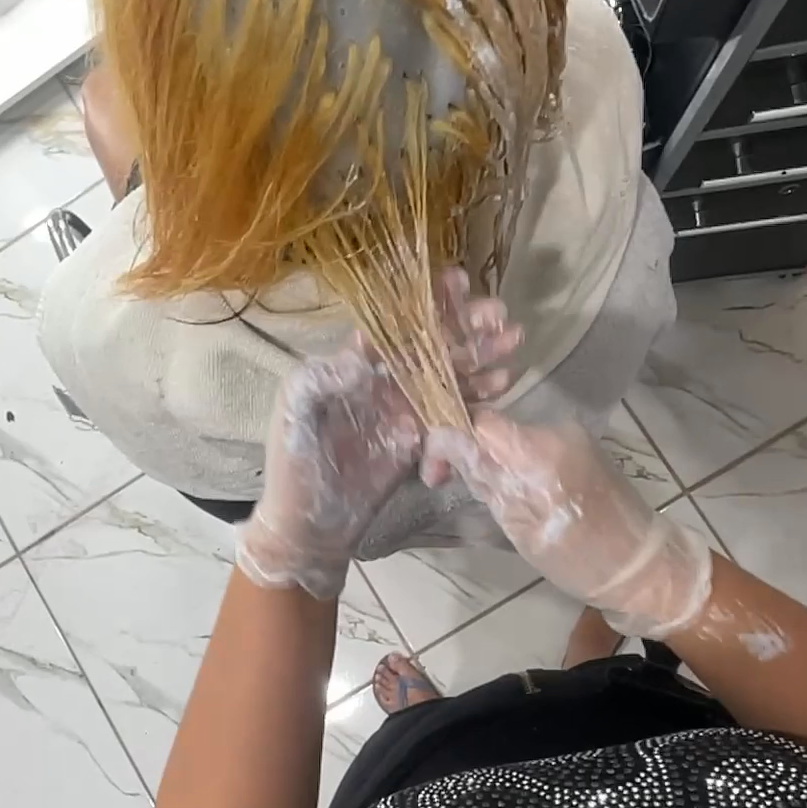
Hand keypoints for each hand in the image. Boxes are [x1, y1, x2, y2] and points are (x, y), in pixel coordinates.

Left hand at [237, 270, 522, 597]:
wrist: (310, 525)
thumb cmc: (294, 467)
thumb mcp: (294, 413)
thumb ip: (321, 376)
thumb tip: (365, 346)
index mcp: (351, 367)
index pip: (393, 326)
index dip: (426, 303)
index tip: (458, 282)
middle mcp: (382, 382)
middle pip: (429, 346)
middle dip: (465, 326)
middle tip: (500, 315)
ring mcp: (403, 411)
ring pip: (447, 375)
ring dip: (479, 357)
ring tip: (513, 342)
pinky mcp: (418, 440)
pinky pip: (451, 413)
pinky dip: (477, 398)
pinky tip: (502, 384)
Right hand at [425, 410, 713, 637]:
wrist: (642, 565)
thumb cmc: (577, 558)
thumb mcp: (519, 526)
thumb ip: (483, 478)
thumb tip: (446, 442)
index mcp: (538, 452)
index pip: (475, 421)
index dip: (445, 440)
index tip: (435, 477)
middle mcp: (554, 431)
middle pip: (490, 426)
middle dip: (464, 454)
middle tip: (452, 488)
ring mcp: (570, 436)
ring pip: (508, 436)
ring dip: (488, 461)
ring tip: (489, 498)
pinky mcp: (578, 445)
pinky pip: (529, 445)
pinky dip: (511, 463)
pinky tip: (514, 494)